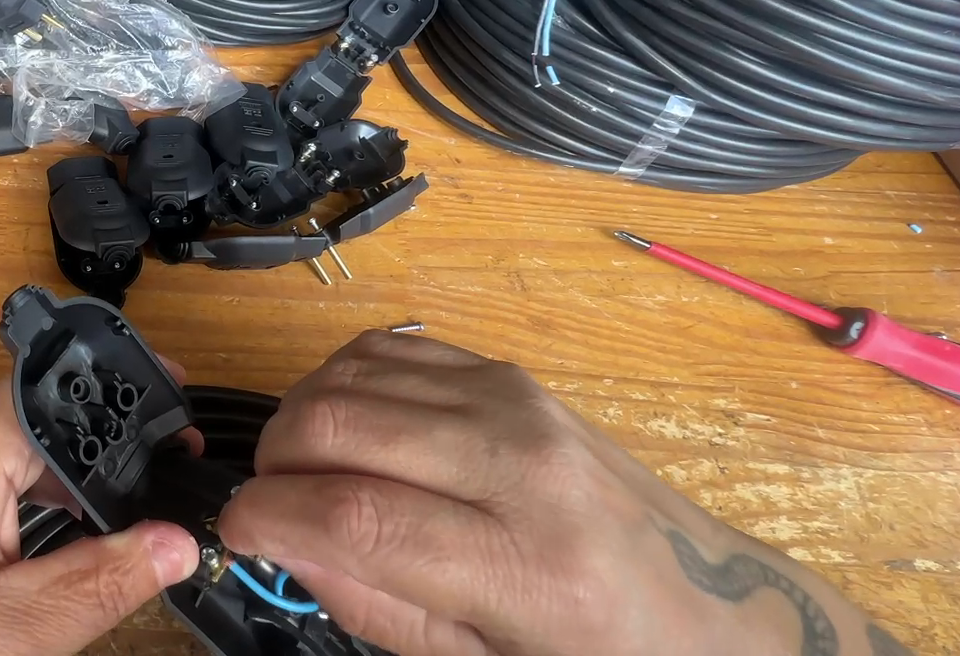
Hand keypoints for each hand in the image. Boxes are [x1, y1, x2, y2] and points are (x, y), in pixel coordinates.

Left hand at [0, 378, 199, 655]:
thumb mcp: (18, 628)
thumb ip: (105, 577)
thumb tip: (175, 543)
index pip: (60, 388)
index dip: (122, 394)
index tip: (171, 409)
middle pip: (40, 402)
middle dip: (100, 431)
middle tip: (152, 465)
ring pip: (13, 423)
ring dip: (61, 456)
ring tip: (107, 499)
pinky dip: (23, 470)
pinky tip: (48, 515)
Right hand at [216, 330, 898, 655]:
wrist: (724, 610)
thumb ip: (372, 606)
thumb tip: (283, 538)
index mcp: (534, 571)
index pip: (357, 517)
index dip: (270, 516)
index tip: (236, 527)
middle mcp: (519, 463)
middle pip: (337, 423)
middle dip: (273, 460)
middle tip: (272, 498)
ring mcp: (510, 400)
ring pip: (345, 374)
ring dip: (296, 418)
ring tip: (303, 466)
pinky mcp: (500, 370)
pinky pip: (379, 348)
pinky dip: (334, 381)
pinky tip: (343, 425)